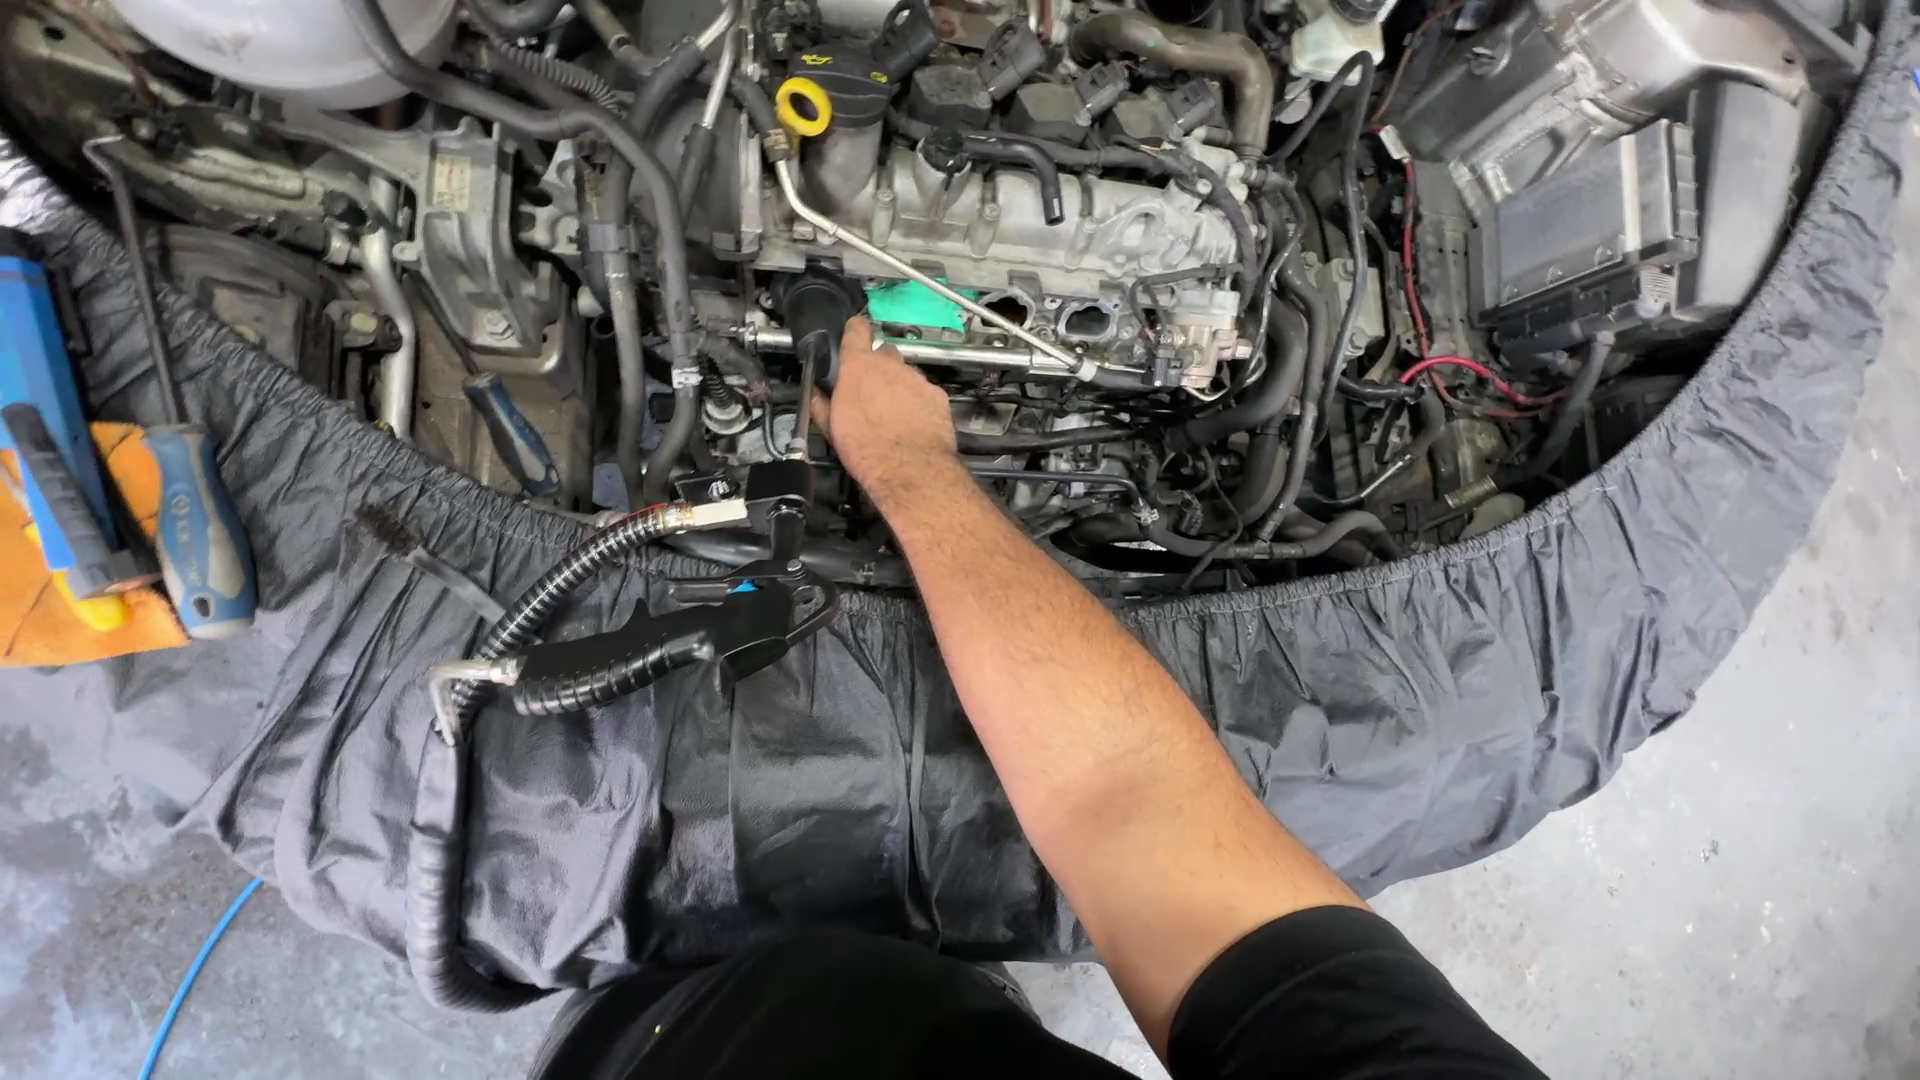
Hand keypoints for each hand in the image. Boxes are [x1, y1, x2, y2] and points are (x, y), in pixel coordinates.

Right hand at [811, 316, 956, 501]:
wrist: (911, 470)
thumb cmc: (867, 450)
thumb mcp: (833, 428)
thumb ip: (822, 404)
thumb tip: (816, 394)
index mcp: (859, 367)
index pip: (856, 329)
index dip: (854, 332)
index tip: (853, 337)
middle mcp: (890, 365)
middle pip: (884, 353)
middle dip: (878, 368)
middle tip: (871, 392)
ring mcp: (917, 378)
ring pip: (906, 374)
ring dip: (899, 387)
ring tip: (893, 414)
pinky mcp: (937, 395)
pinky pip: (925, 392)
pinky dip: (919, 402)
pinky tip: (913, 423)